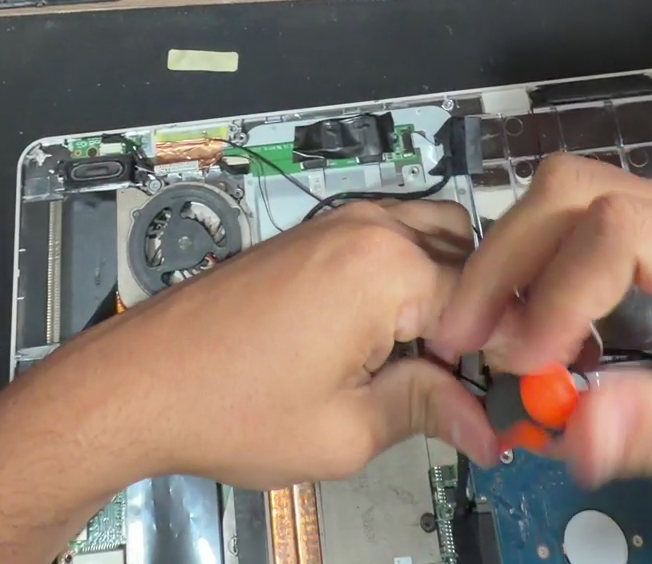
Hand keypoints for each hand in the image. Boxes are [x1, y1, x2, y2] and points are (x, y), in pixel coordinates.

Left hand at [51, 198, 499, 488]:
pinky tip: (386, 334)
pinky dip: (406, 275)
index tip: (507, 402)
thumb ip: (428, 412)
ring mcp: (336, 222)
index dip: (501, 358)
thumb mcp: (346, 429)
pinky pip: (386, 239)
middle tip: (468, 378)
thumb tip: (488, 429)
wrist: (144, 377)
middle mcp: (368, 226)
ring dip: (445, 287)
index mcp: (386, 266)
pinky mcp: (313, 233)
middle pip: (464, 252)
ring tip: (428, 358)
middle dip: (479, 311)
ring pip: (428, 236)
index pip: (484, 304)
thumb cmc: (236, 406)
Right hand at [431, 154, 651, 560]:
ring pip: (569, 194)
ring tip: (491, 332)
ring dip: (514, 256)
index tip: (523, 368)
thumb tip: (566, 427)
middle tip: (464, 338)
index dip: (556, 290)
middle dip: (505, 256)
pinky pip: (583, 224)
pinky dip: (539, 264)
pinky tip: (535, 323)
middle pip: (574, 189)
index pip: (621, 230)